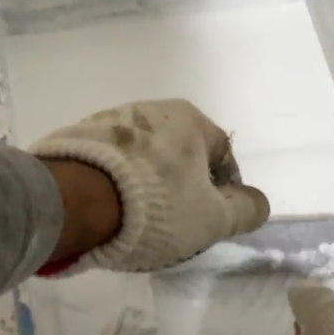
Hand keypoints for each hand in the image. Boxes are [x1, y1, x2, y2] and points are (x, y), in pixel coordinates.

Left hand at [30, 100, 269, 272]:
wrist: (76, 200)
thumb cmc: (157, 207)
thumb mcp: (213, 219)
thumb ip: (245, 211)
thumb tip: (257, 202)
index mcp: (189, 118)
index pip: (221, 153)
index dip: (225, 190)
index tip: (213, 219)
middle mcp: (149, 109)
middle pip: (178, 156)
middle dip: (181, 189)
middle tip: (174, 225)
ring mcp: (108, 122)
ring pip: (141, 160)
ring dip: (145, 187)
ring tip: (135, 222)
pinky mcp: (76, 139)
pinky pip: (107, 166)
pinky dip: (112, 186)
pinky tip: (106, 212)